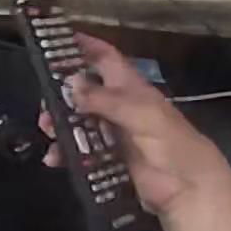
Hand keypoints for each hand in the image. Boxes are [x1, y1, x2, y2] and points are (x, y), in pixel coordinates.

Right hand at [39, 32, 230, 219]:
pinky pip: (76, 150)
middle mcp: (117, 107)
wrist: (188, 192)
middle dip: (60, 91)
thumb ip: (106, 99)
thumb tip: (70, 84)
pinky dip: (62, 153)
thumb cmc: (172, 145)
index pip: (105, 58)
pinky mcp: (104, 157)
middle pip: (82, 90)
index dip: (85, 46)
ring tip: (46, 129)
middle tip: (42, 98)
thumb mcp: (142, 115)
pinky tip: (54, 157)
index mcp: (130, 88)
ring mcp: (110, 133)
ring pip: (74, 120)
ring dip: (57, 122)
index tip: (57, 38)